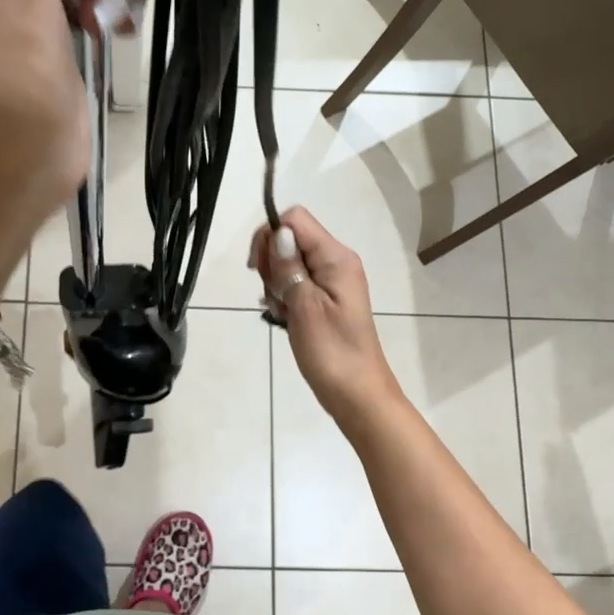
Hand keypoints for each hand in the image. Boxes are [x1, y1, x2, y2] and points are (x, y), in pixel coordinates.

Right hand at [251, 208, 401, 422]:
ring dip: (275, 284)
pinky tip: (284, 318)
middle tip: (276, 298)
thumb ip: (290, 267)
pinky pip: (295, 283)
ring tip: (283, 313)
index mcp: (336, 258)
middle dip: (271, 264)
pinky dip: (283, 297)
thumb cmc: (332, 352)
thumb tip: (278, 232)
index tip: (256, 268)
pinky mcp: (324, 299)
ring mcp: (330, 281)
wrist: (357, 394)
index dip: (269, 236)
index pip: (295, 219)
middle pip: (289, 239)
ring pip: (288, 263)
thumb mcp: (305, 308)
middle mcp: (336, 262)